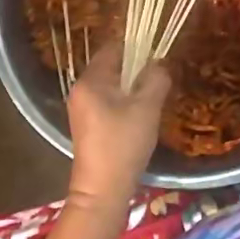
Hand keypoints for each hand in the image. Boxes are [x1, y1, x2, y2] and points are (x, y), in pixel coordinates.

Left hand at [65, 43, 169, 204]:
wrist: (101, 190)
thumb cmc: (123, 144)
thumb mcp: (146, 109)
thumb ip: (155, 80)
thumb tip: (159, 63)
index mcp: (90, 80)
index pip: (112, 48)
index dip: (136, 47)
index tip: (157, 53)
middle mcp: (80, 89)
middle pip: (110, 66)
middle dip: (135, 68)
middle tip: (158, 77)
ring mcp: (80, 108)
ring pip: (109, 85)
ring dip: (130, 87)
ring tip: (152, 96)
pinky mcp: (85, 124)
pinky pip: (105, 101)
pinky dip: (122, 101)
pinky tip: (138, 115)